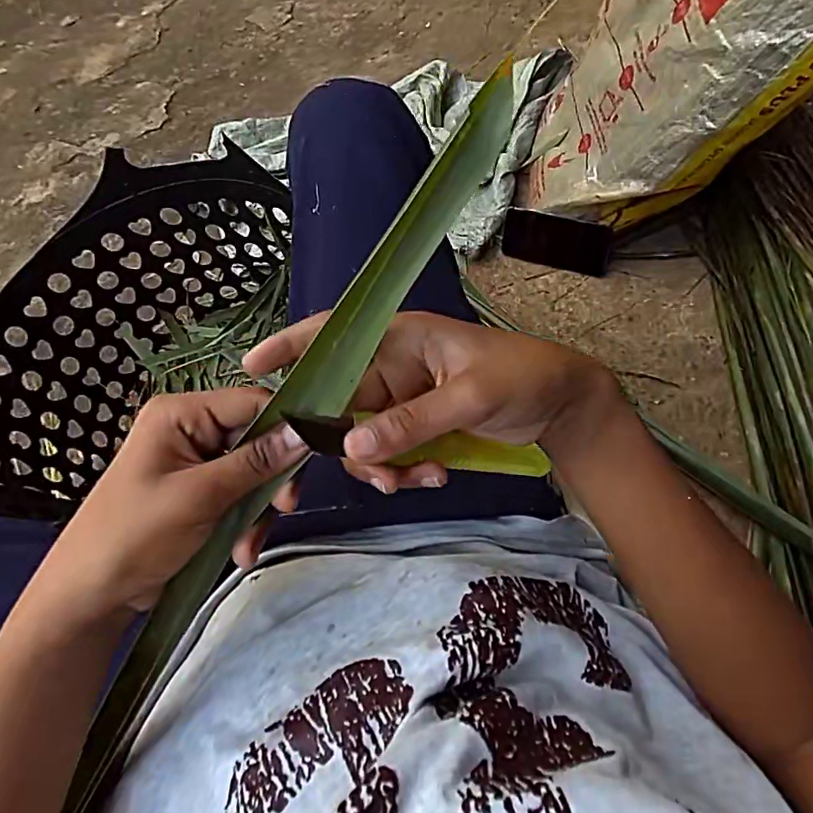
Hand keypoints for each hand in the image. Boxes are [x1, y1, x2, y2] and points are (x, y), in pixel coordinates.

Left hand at [16, 388, 307, 629]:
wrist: (93, 593)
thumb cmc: (135, 535)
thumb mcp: (200, 496)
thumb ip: (256, 462)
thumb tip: (305, 432)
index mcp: (180, 414)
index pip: (251, 402)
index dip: (284, 428)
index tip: (308, 462)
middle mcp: (190, 430)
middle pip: (258, 440)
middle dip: (270, 481)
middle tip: (282, 509)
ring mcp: (195, 463)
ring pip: (255, 474)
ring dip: (258, 511)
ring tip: (246, 544)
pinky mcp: (200, 493)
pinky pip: (241, 497)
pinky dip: (245, 523)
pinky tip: (238, 550)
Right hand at [242, 311, 625, 492]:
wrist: (561, 403)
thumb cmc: (521, 376)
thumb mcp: (469, 397)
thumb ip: (413, 421)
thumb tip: (352, 448)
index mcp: (399, 338)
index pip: (333, 334)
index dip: (290, 348)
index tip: (251, 369)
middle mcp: (390, 367)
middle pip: (338, 405)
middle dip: (347, 446)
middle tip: (377, 476)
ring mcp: (400, 400)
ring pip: (360, 439)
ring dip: (382, 466)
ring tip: (422, 477)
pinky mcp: (414, 427)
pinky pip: (387, 453)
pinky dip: (402, 471)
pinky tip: (435, 475)